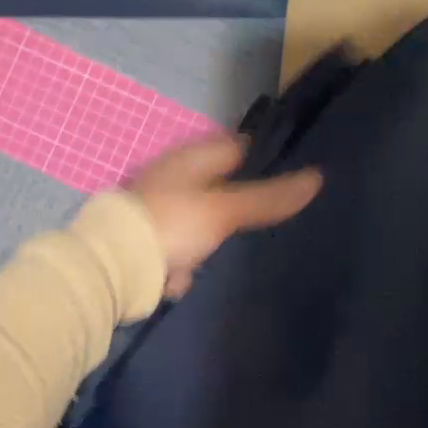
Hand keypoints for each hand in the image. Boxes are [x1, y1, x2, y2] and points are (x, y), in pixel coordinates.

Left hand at [127, 135, 322, 297]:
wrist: (110, 267)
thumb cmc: (171, 226)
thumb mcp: (224, 211)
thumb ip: (267, 198)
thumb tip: (318, 178)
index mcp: (189, 158)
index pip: (237, 148)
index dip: (262, 163)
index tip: (284, 187)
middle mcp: (168, 179)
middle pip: (216, 194)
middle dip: (230, 218)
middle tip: (251, 233)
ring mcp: (152, 212)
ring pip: (195, 230)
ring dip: (200, 250)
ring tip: (205, 264)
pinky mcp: (141, 246)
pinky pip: (172, 256)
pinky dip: (175, 269)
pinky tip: (175, 280)